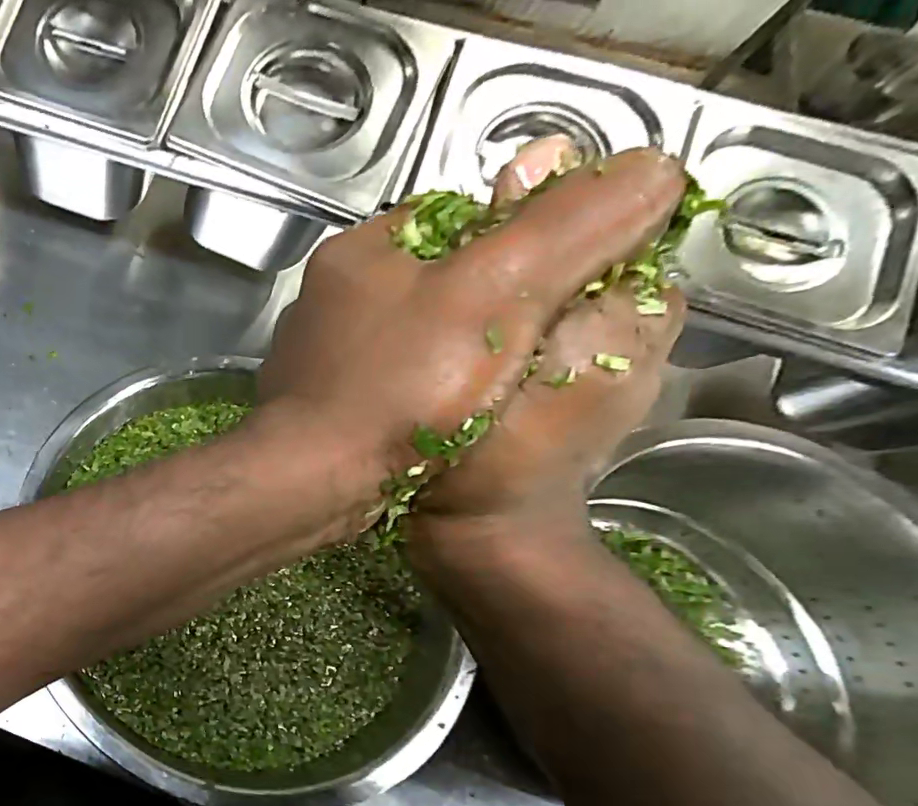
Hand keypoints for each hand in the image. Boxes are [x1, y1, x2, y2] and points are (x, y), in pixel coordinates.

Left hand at [245, 145, 685, 536]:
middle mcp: (328, 300)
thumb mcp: (500, 286)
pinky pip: (395, 381)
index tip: (575, 271)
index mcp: (358, 252)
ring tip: (509, 378)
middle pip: (444, 278)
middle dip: (504, 300)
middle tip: (548, 332)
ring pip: (421, 335)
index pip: (467, 215)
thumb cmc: (399, 383)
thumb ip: (575, 221)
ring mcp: (318, 356)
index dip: (534, 235)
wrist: (313, 480)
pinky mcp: (320, 405)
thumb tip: (648, 169)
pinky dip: (431, 389)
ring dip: (470, 350)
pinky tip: (457, 411)